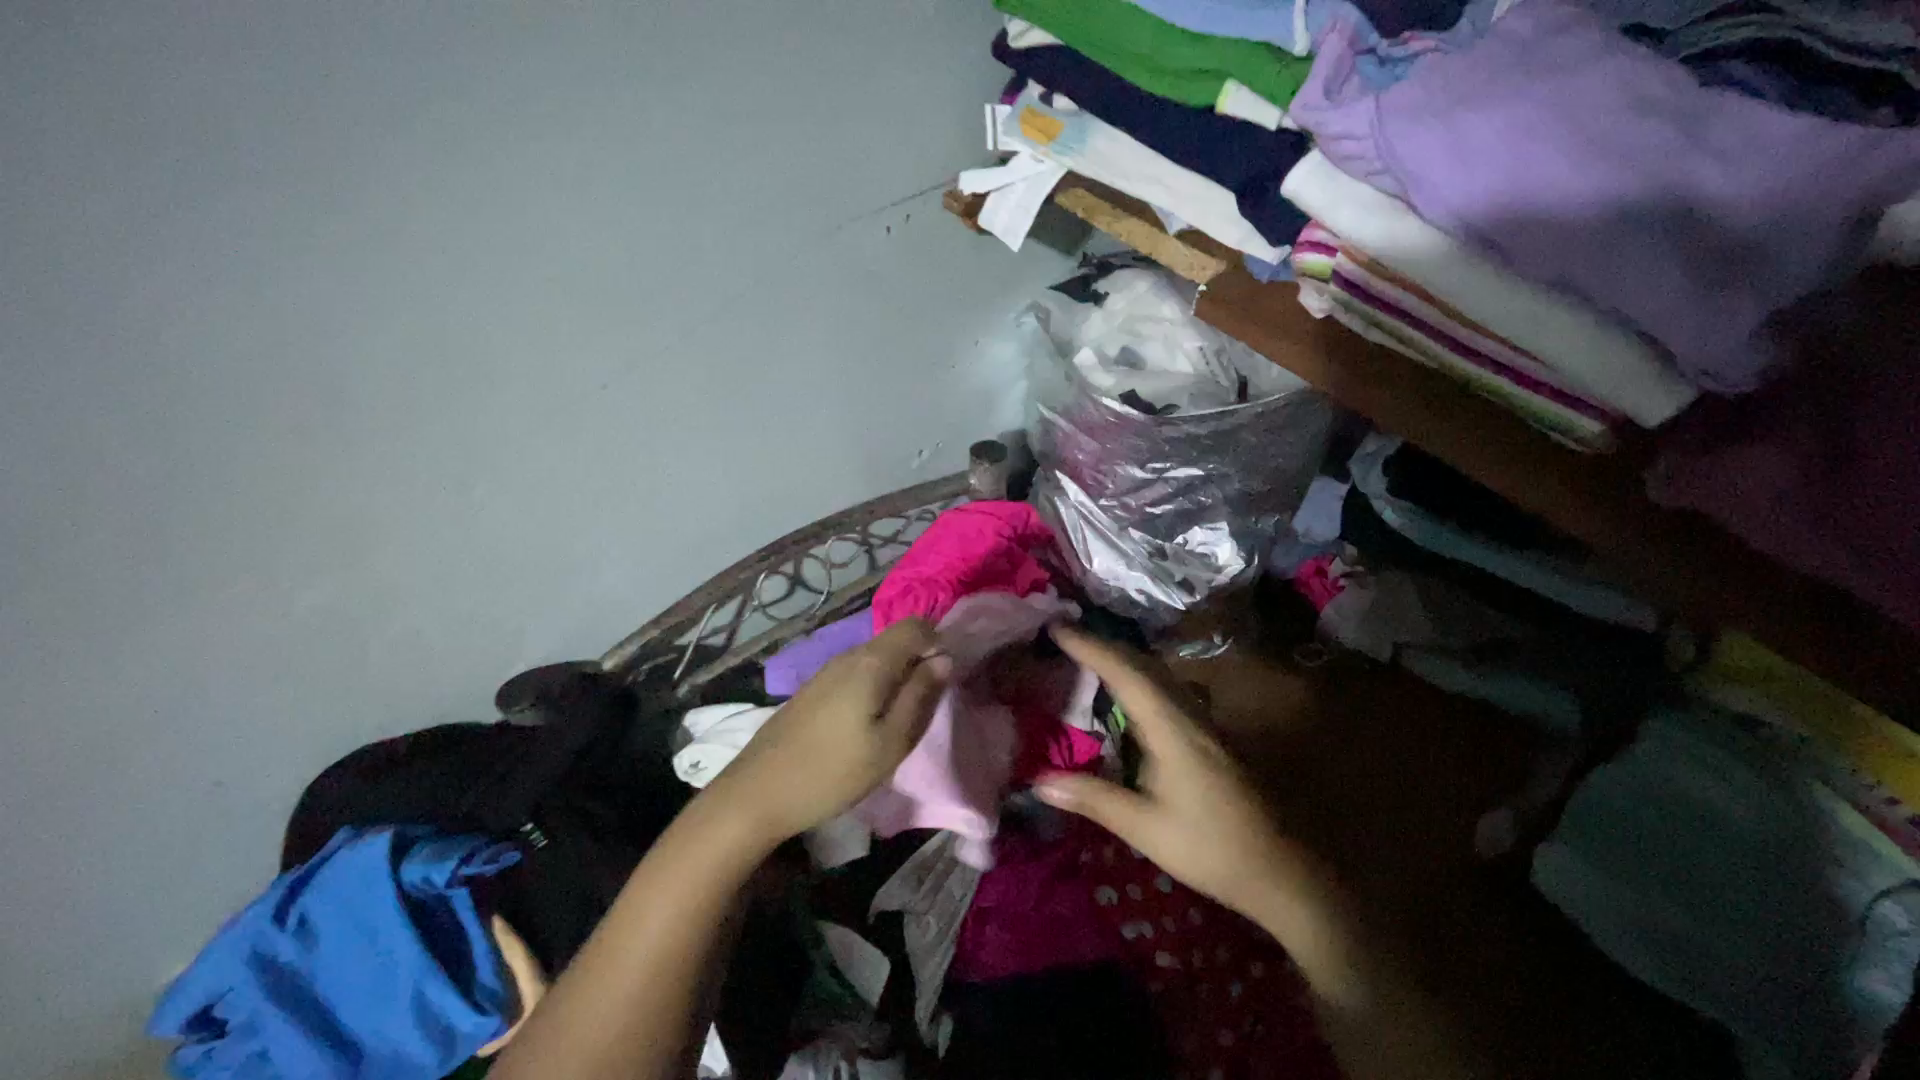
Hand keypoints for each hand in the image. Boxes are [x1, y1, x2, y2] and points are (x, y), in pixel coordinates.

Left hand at [701, 617, 949, 845]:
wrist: (757, 792)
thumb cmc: (833, 772)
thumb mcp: (891, 742)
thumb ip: (920, 696)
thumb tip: (944, 659)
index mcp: (871, 661)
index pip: (916, 625)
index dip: (939, 644)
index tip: (944, 682)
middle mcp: (847, 655)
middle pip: (895, 641)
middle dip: (918, 664)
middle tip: (926, 708)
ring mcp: (825, 671)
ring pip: (874, 659)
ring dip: (895, 679)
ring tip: (898, 722)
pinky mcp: (812, 690)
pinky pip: (854, 675)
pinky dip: (872, 690)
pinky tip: (866, 726)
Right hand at [1035, 624, 1299, 922]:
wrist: (1282, 870)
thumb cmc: (1210, 848)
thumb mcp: (1144, 828)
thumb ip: (1094, 798)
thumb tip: (1038, 780)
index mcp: (1172, 728)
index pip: (1126, 673)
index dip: (1091, 646)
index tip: (1057, 626)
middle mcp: (1190, 714)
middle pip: (1145, 665)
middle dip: (1104, 645)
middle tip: (1064, 635)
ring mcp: (1206, 724)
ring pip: (1161, 676)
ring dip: (1124, 660)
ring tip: (1088, 657)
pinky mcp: (1212, 738)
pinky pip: (1170, 692)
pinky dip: (1140, 681)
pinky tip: (1128, 698)